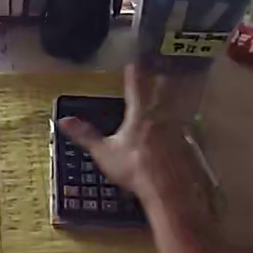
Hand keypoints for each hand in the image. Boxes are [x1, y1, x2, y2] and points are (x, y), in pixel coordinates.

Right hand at [57, 64, 208, 215]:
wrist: (168, 190)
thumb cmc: (133, 168)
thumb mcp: (104, 152)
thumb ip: (85, 135)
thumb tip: (64, 120)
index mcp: (139, 116)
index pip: (136, 90)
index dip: (133, 76)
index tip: (133, 63)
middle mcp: (162, 118)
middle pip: (162, 93)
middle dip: (161, 81)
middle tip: (163, 69)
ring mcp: (178, 131)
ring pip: (177, 108)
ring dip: (176, 98)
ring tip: (176, 91)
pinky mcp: (189, 145)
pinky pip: (184, 127)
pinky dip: (182, 123)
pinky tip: (182, 127)